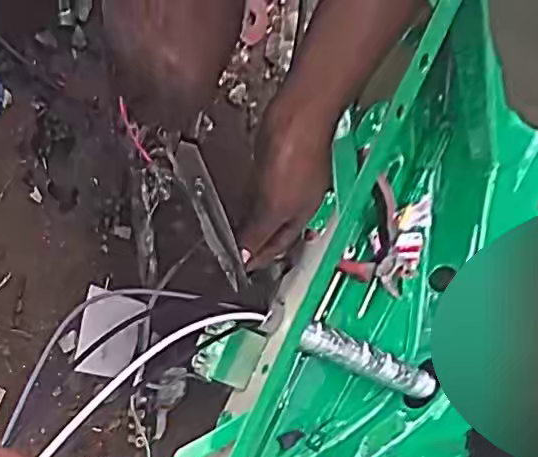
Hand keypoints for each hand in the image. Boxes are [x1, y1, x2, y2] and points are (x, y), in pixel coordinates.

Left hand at [239, 96, 337, 264]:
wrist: (302, 107)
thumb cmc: (297, 154)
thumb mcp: (273, 206)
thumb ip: (258, 232)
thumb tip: (245, 256)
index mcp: (301, 216)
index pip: (278, 247)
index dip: (259, 259)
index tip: (241, 268)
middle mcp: (299, 200)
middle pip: (276, 230)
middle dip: (257, 243)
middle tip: (237, 254)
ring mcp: (291, 179)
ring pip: (269, 210)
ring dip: (253, 222)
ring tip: (235, 233)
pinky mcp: (280, 159)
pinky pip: (263, 188)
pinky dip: (252, 200)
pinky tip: (242, 201)